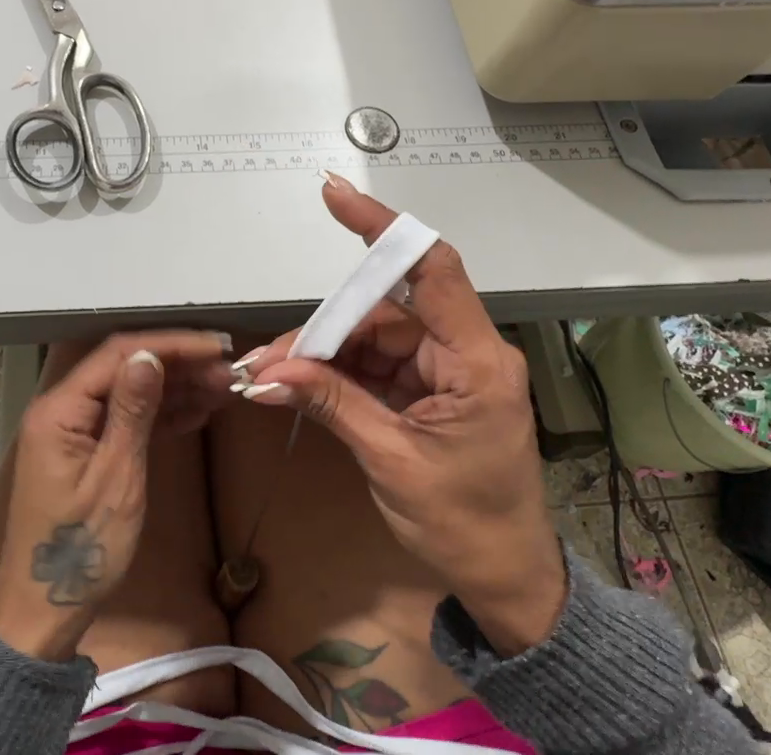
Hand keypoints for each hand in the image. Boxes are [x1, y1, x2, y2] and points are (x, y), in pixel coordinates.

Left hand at [0, 331, 234, 660]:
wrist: (42, 612)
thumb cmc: (80, 551)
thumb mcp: (116, 478)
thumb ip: (132, 412)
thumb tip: (149, 355)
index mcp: (59, 410)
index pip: (118, 355)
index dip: (169, 345)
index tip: (216, 346)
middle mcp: (61, 410)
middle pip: (123, 369)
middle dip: (177, 365)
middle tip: (228, 370)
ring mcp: (72, 431)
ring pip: (128, 393)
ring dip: (174, 388)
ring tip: (223, 388)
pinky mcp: (84, 452)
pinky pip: (124, 420)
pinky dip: (159, 415)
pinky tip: (197, 412)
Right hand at [242, 175, 565, 654]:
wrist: (502, 576)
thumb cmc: (463, 523)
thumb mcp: (391, 460)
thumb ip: (333, 405)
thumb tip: (268, 372)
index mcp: (476, 360)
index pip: (433, 270)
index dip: (385, 228)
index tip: (335, 196)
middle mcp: (462, 352)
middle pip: (384, 312)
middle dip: (323, 330)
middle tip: (267, 359)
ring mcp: (442, 370)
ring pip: (371, 339)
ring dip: (320, 356)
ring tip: (270, 377)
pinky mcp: (425, 389)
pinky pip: (373, 366)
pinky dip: (334, 375)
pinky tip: (295, 385)